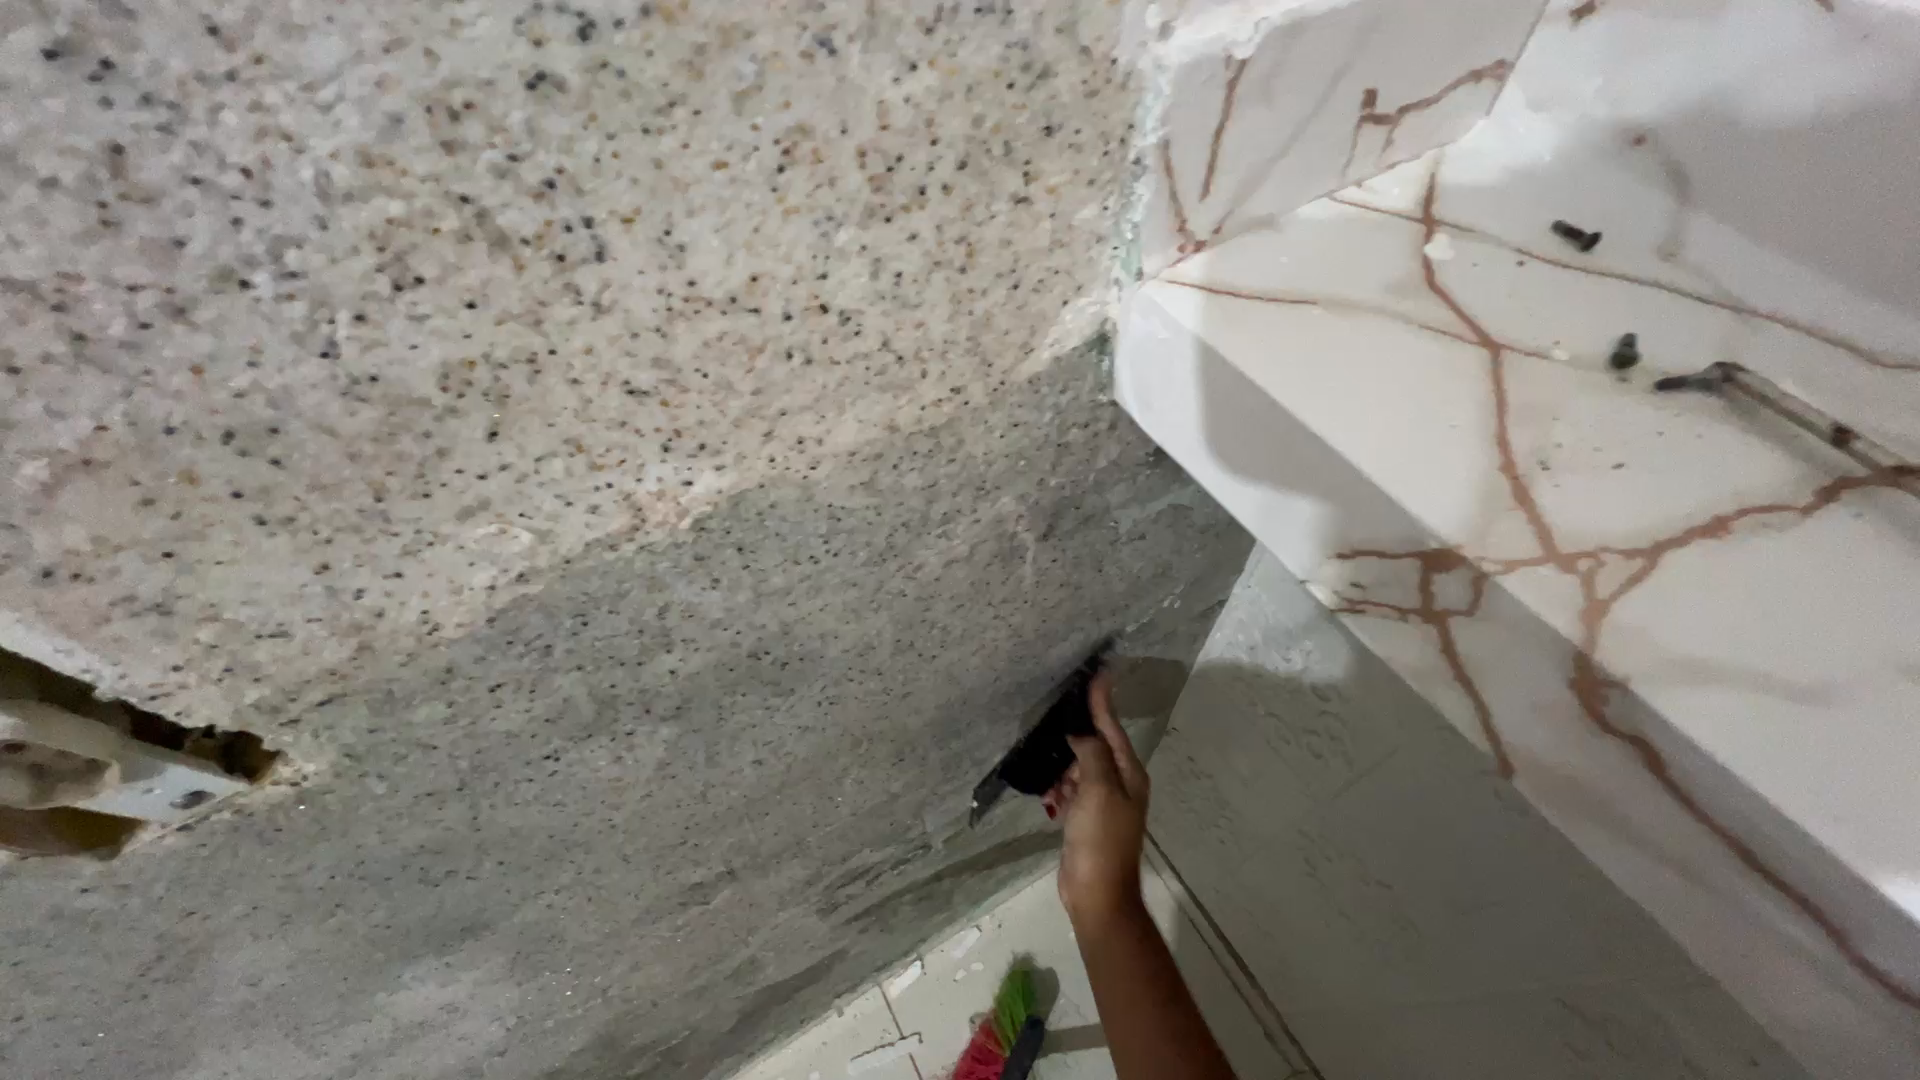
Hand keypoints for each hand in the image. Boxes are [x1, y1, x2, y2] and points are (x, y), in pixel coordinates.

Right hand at [1045, 669, 1150, 926]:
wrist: (1096, 894)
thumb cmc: (1100, 838)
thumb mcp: (1097, 789)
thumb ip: (1091, 753)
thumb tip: (1081, 729)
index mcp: (1128, 773)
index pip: (1112, 727)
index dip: (1102, 701)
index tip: (1097, 672)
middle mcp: (1119, 783)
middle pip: (1094, 745)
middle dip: (1074, 734)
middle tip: (1052, 713)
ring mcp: (1102, 802)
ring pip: (1078, 767)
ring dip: (1061, 765)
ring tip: (1043, 761)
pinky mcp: (1085, 818)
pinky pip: (1070, 790)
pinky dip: (1058, 788)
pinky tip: (1046, 793)